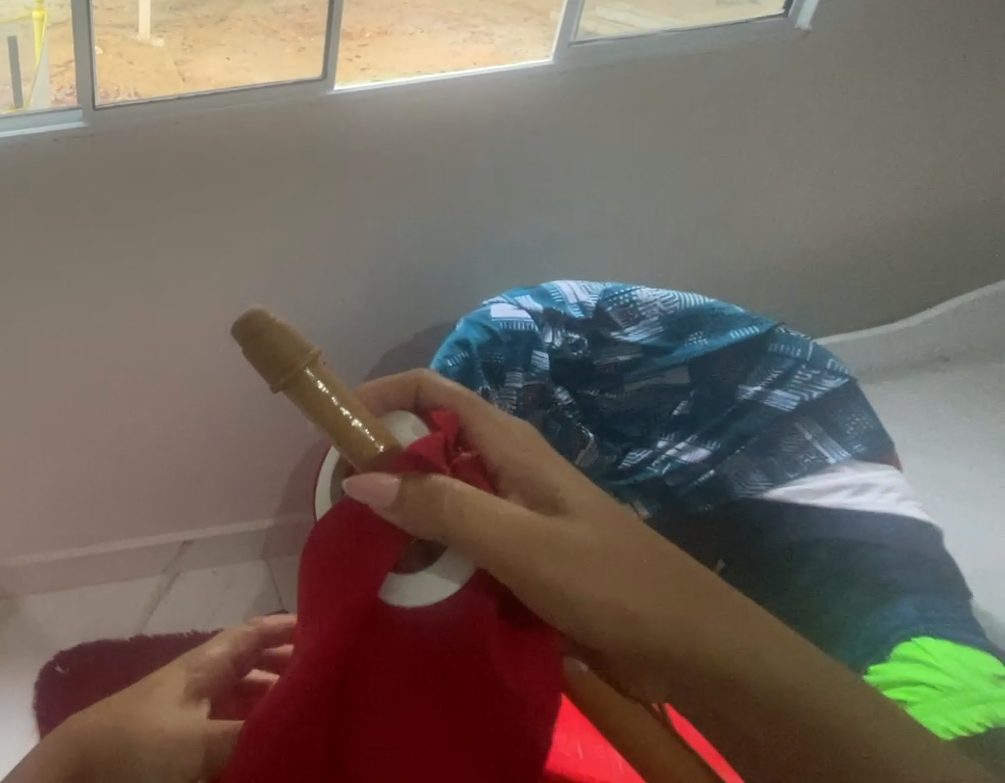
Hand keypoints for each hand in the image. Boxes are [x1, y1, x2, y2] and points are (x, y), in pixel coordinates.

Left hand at [4, 614, 294, 782]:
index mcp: (200, 668)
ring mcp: (184, 718)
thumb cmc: (140, 744)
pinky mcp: (176, 750)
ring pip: (236, 704)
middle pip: (245, 670)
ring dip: (267, 708)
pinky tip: (263, 751)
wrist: (80, 770)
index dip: (280, 628)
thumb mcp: (200, 740)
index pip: (247, 638)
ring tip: (303, 719)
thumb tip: (296, 731)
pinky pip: (223, 735)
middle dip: (282, 671)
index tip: (318, 627)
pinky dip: (248, 737)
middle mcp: (195, 686)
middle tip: (322, 683)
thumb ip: (249, 735)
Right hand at [339, 368, 746, 686]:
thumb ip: (439, 507)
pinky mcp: (519, 543)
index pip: (430, 389)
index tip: (340, 428)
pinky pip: (457, 527)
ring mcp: (513, 503)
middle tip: (344, 496)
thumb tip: (356, 479)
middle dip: (382, 458)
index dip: (381, 394)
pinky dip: (428, 539)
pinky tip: (412, 569)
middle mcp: (504, 461)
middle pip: (427, 438)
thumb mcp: (518, 543)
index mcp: (506, 441)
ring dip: (403, 505)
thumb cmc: (610, 582)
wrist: (699, 650)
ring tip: (368, 536)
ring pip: (439, 487)